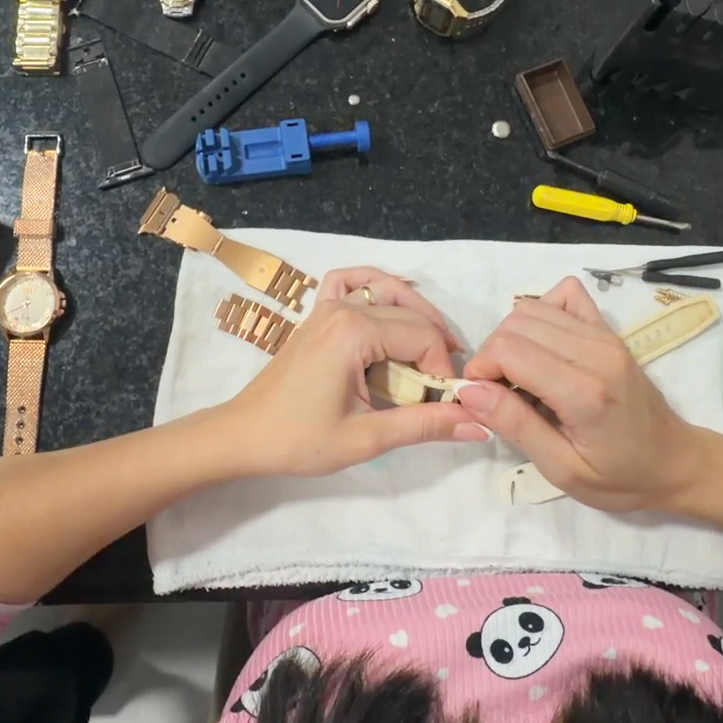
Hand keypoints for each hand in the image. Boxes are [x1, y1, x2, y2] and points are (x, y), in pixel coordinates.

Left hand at [212, 268, 484, 476]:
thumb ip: (424, 425)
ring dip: (417, 316)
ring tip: (431, 353)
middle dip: (435, 352)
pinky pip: (352, 281)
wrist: (244, 435)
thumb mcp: (366, 438)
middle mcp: (342, 308)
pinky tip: (393, 307)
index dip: (442, 373)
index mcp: (354, 332)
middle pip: (411, 317)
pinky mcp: (318, 314)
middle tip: (441, 390)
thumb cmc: (299, 440)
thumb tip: (479, 424)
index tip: (444, 407)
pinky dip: (377, 287)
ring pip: (389, 291)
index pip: (423, 339)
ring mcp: (327, 306)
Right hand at [458, 277, 704, 511]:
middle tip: (499, 393)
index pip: (508, 351)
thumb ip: (516, 425)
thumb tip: (469, 391)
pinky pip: (563, 296)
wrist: (675, 464)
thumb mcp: (561, 469)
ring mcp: (604, 335)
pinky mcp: (608, 330)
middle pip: (514, 325)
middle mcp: (595, 351)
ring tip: (519, 376)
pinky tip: (543, 349)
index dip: (480, 371)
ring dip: (511, 338)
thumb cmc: (620, 478)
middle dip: (492, 356)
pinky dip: (541, 314)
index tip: (481, 400)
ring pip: (532, 309)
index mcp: (583, 391)